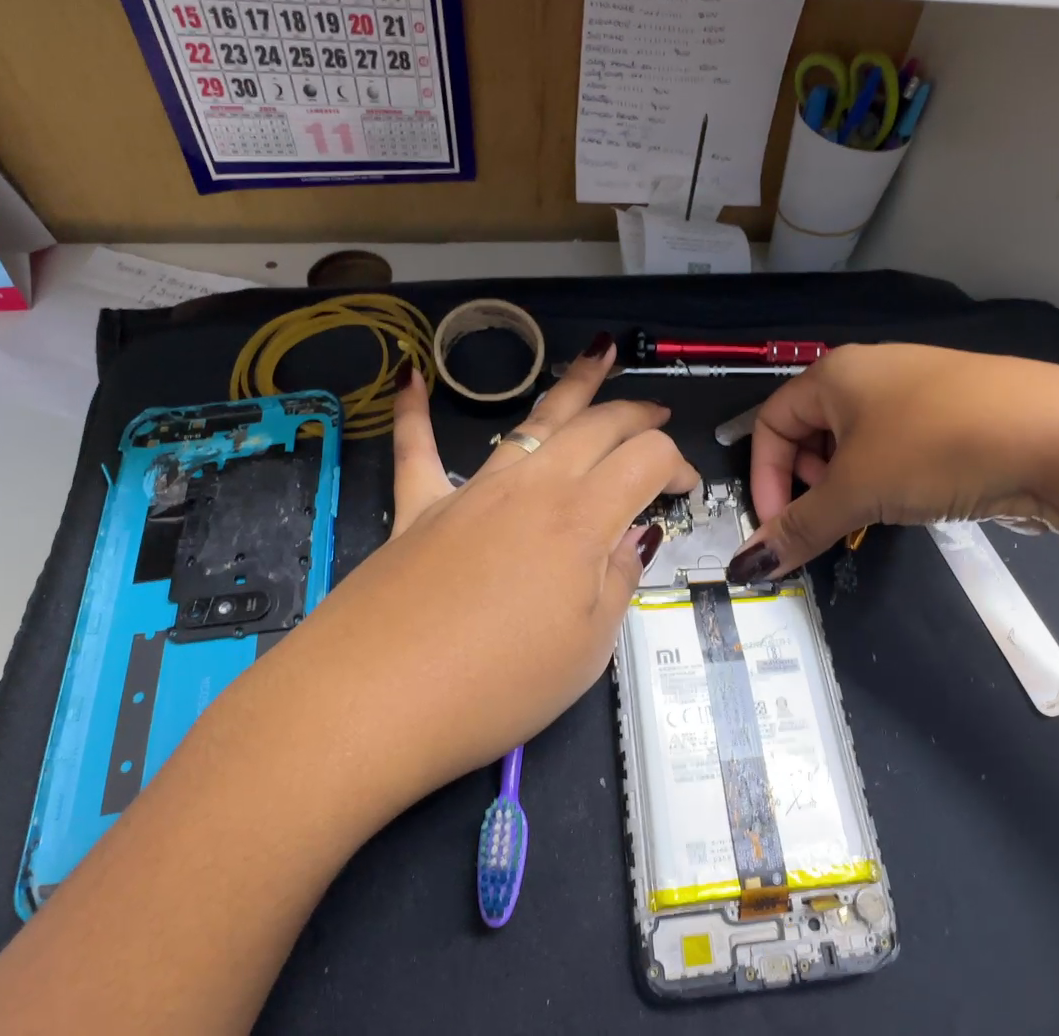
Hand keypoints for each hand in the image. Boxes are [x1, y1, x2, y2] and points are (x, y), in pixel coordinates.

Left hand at [261, 333, 697, 804]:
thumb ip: (616, 583)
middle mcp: (529, 489)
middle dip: (635, 415)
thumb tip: (635, 538)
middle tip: (658, 415)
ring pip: (530, 422)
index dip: (676, 465)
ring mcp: (470, 494)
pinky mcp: (416, 511)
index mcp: (580, 520)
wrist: (374, 702)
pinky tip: (409, 375)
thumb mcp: (587, 649)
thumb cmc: (496, 687)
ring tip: (598, 355)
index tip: (684, 491)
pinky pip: (417, 450)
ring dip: (571, 387)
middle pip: (595, 427)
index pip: (644, 461)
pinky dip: (414, 411)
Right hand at [729, 343, 1058, 583]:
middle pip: (810, 431)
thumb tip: (746, 567)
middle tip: (828, 516)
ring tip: (872, 511)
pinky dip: (888, 477)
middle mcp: (872, 370)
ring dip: (848, 484)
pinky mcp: (956, 414)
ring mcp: (918, 390)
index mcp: (834, 373)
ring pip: (856, 442)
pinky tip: (913, 498)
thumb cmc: (935, 448)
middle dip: (807, 482)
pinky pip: (897, 446)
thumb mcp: (856, 492)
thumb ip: (797, 529)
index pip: (769, 424)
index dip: (764, 479)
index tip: (780, 530)